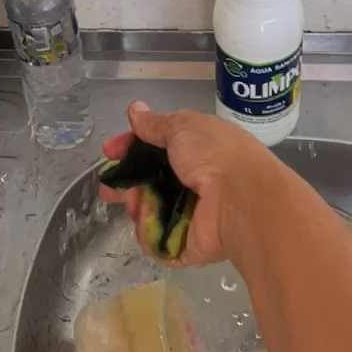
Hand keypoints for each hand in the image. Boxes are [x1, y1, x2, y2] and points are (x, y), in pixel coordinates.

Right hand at [98, 100, 284, 267]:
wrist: (242, 199)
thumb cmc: (213, 155)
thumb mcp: (183, 128)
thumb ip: (156, 124)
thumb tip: (135, 109)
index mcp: (195, 148)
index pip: (156, 146)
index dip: (130, 146)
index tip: (109, 151)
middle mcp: (193, 179)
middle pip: (150, 181)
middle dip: (126, 183)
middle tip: (109, 188)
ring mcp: (190, 213)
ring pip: (150, 210)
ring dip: (137, 205)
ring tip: (135, 202)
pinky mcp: (186, 243)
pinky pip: (157, 239)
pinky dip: (148, 231)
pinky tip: (148, 222)